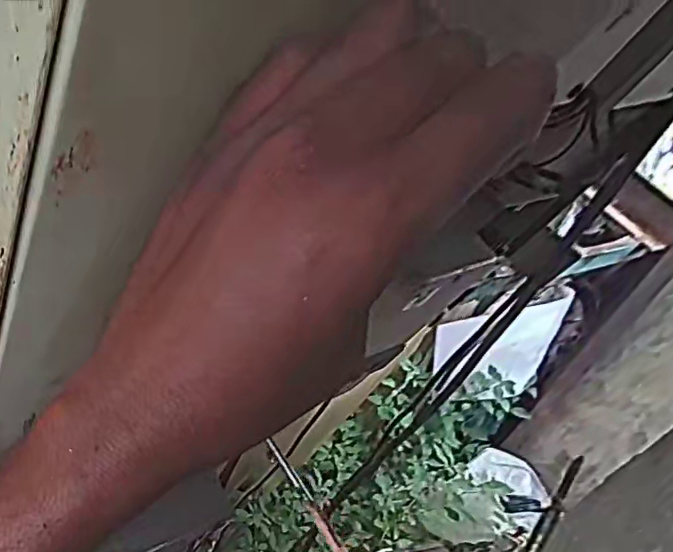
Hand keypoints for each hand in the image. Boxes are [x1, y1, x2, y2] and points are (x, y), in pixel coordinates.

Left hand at [50, 0, 553, 480]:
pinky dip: (330, 70)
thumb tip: (428, 221)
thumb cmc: (234, 390)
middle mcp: (316, 157)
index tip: (520, 124)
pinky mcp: (217, 150)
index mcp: (367, 215)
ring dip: (409, 60)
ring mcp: (259, 143)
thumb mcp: (350, 343)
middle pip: (439, 53)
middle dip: (472, 85)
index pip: (491, 107)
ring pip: (371, 33)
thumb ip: (402, 261)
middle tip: (465, 129)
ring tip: (405, 110)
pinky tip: (329, 109)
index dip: (524, 111)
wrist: (148, 396)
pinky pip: (291, 63)